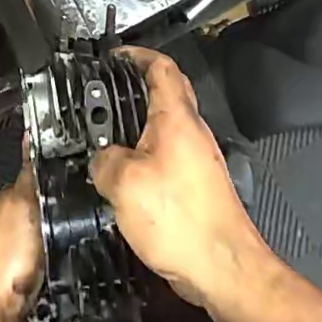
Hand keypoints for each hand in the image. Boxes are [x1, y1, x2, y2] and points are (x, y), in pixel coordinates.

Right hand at [89, 47, 274, 308]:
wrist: (222, 266)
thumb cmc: (184, 222)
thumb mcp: (124, 185)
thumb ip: (104, 161)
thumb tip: (99, 158)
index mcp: (176, 117)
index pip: (161, 66)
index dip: (138, 55)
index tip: (118, 55)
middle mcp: (192, 130)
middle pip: (168, 89)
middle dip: (140, 82)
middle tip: (113, 86)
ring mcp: (198, 155)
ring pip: (168, 122)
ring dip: (142, 118)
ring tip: (113, 128)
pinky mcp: (197, 181)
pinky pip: (169, 150)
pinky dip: (148, 148)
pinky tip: (130, 171)